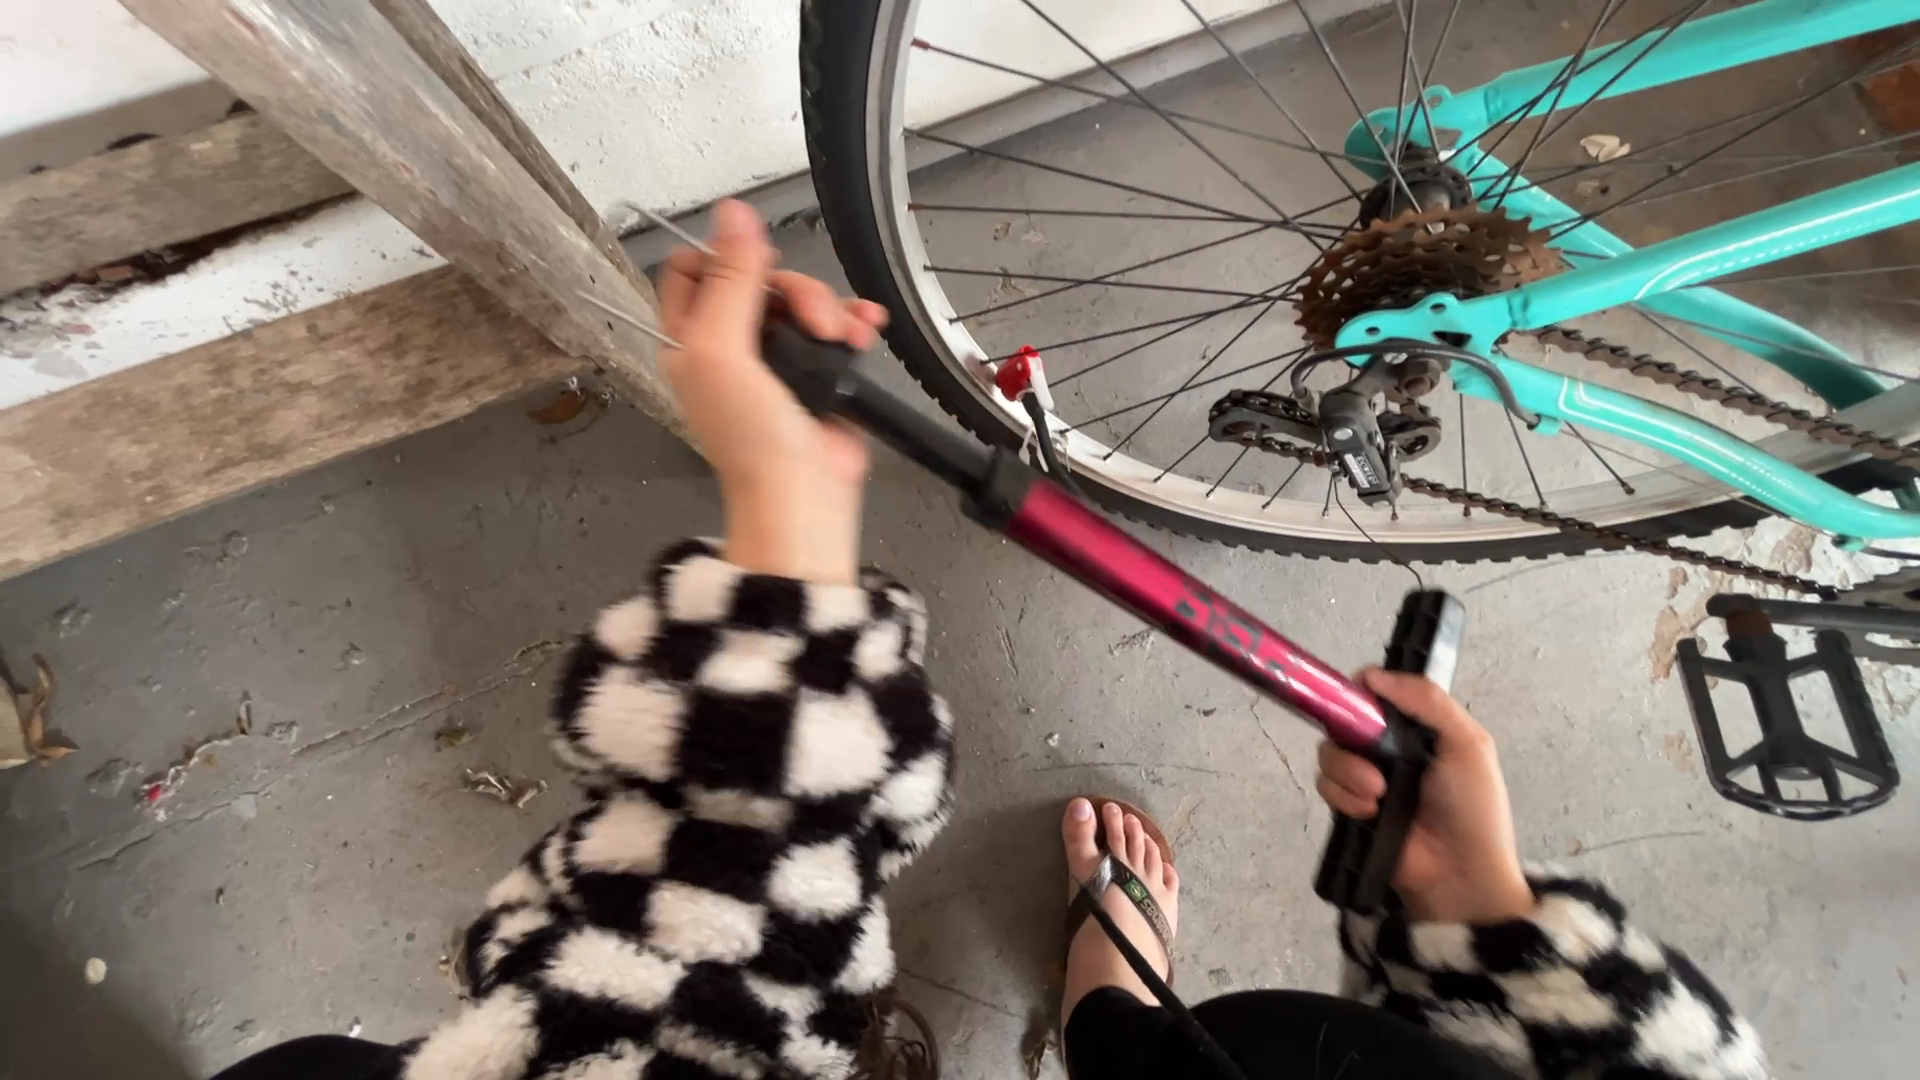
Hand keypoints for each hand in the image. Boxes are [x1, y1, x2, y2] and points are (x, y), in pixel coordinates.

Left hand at [654, 199, 888, 584]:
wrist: (804, 493)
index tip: (757, 268)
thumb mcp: (721, 352)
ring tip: (847, 338)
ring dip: (831, 309)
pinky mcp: (820, 371)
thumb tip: (735, 212)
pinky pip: (836, 327)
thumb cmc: (752, 438)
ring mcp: (778, 358)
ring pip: (802, 300)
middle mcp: (732, 345)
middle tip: (816, 322)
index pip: (691, 270)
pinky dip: (855, 322)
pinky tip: (868, 327)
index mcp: (691, 339)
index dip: (722, 257)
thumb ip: (729, 280)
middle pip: (759, 280)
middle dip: (796, 291)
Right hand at [1316, 668, 1534, 923]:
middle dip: (1351, 740)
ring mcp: (1364, 775)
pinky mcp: (1348, 804)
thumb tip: (1369, 675)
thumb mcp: (1468, 744)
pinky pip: (1325, 784)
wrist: (1461, 873)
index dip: (1360, 693)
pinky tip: (1368, 812)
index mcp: (1414, 727)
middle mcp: (1385, 746)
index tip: (1359, 702)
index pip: (1372, 693)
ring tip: (1376, 796)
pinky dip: (1342, 796)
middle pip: (1342, 720)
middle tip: (1372, 763)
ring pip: (1329, 752)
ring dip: (1348, 772)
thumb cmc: (1472, 807)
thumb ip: (1428, 701)